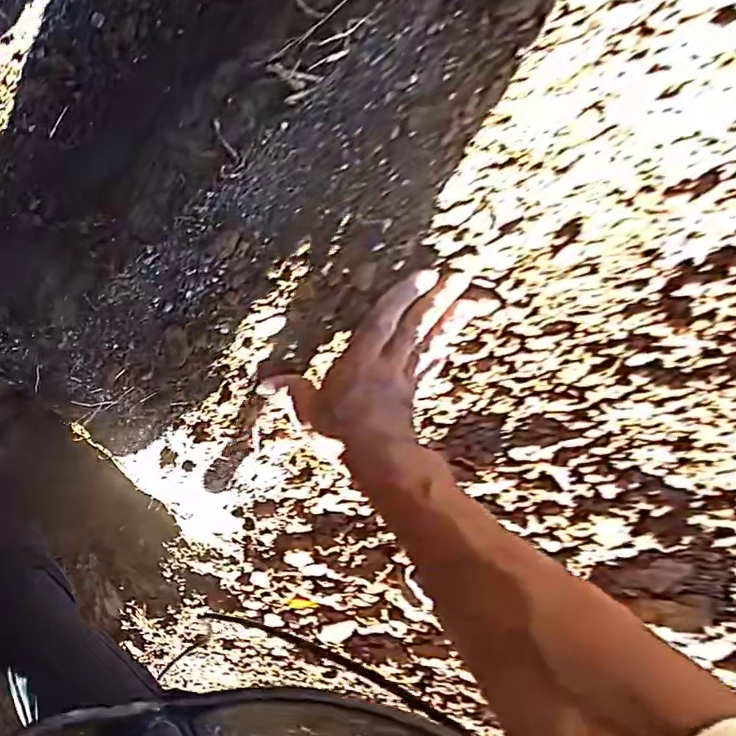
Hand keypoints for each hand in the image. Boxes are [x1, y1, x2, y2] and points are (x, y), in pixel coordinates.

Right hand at [263, 270, 483, 463]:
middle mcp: (385, 367)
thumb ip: (292, 392)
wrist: (378, 460)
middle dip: (436, 300)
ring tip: (470, 299)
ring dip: (449, 321)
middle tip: (460, 274)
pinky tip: (448, 344)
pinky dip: (439, 353)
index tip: (424, 274)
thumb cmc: (338, 434)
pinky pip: (428, 368)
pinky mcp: (410, 397)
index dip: (401, 298)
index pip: (381, 323)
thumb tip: (265, 384)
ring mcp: (402, 381)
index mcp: (358, 364)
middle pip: (413, 328)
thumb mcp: (307, 412)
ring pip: (428, 344)